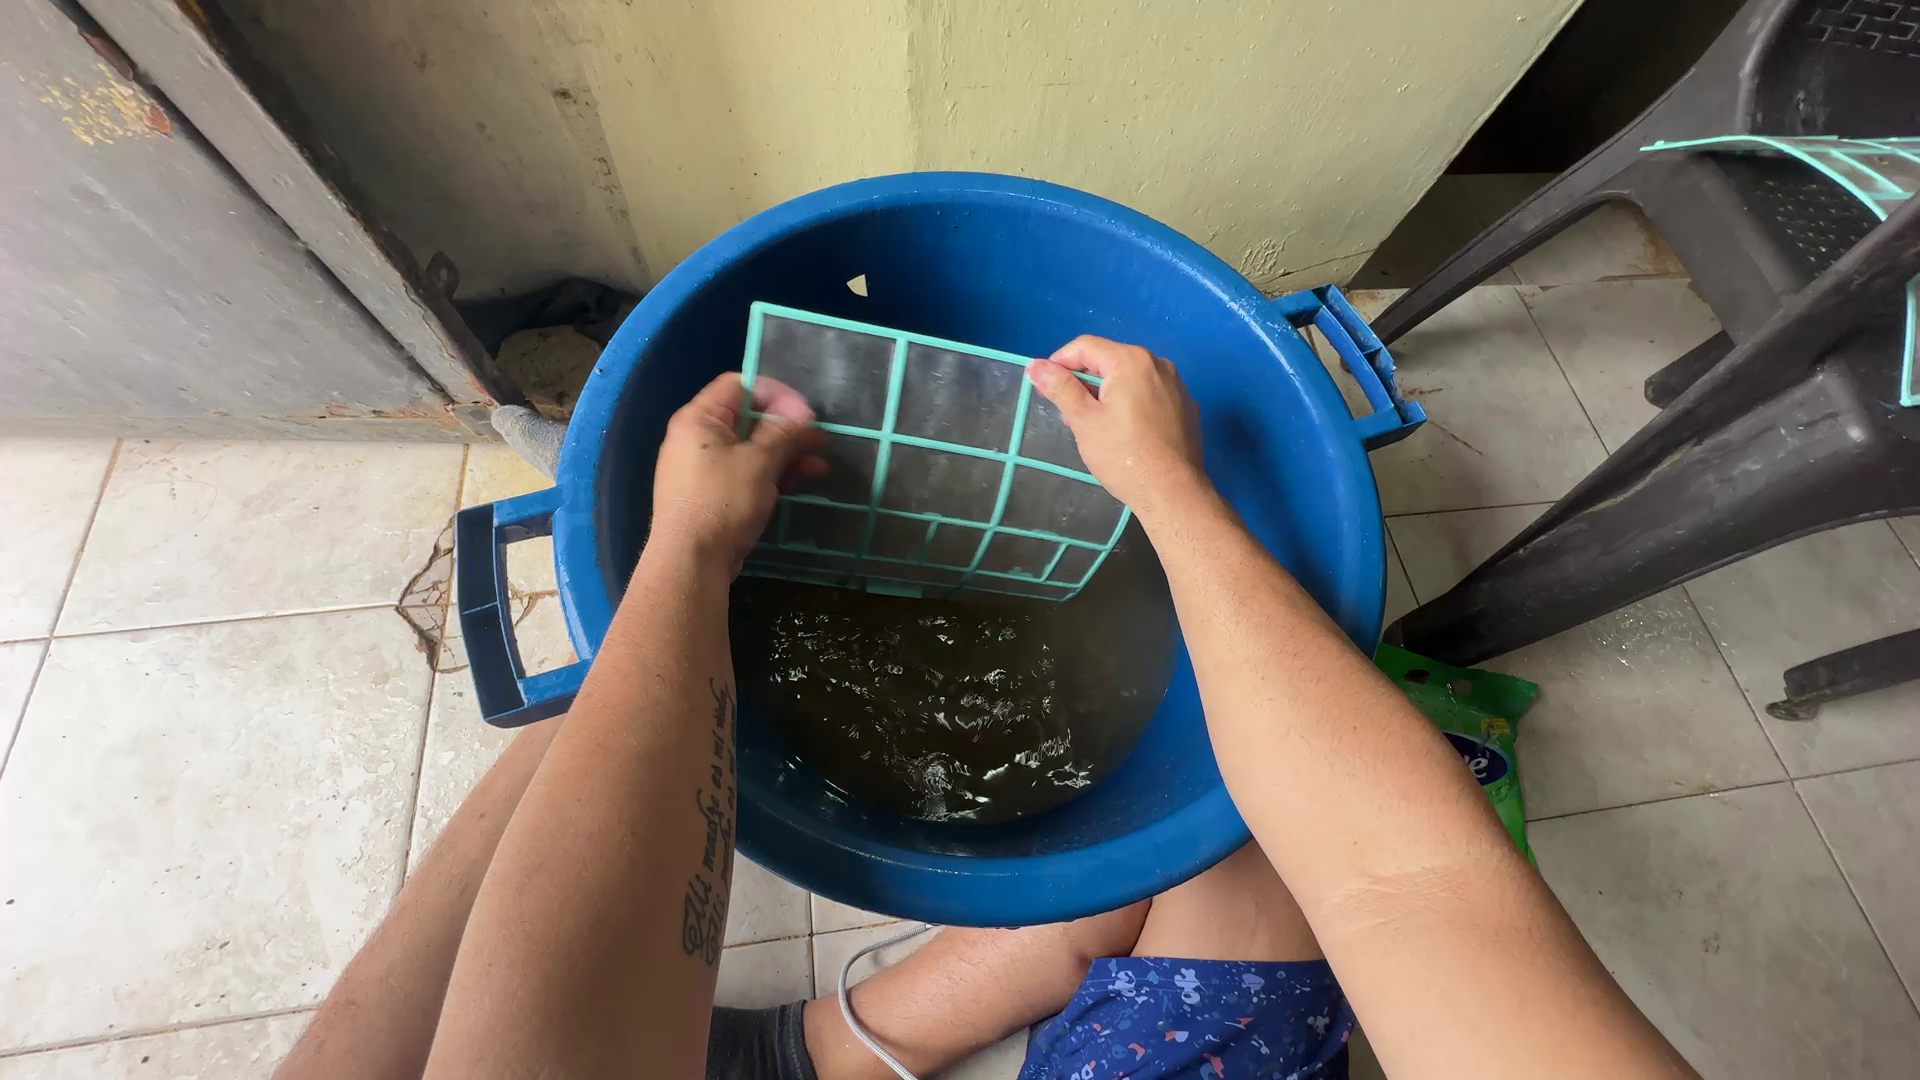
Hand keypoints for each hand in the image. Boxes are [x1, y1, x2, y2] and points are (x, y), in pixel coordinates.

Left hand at [649, 372, 823, 576]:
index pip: (739, 385)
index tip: (805, 413)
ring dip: (786, 454)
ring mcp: (704, 468)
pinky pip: (746, 473)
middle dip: (787, 428)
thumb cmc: (723, 501)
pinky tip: (800, 481)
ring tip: (818, 464)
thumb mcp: (760, 462)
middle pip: (748, 419)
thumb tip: (802, 412)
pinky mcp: (713, 494)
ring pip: (751, 449)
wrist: (692, 559)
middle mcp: (697, 438)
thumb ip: (782, 432)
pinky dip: (772, 474)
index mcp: (700, 419)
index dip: (775, 393)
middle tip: (819, 438)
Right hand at [1026, 336, 1208, 518]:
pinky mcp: (1185, 406)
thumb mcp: (1084, 421)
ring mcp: (1176, 385)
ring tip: (1094, 426)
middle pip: (1109, 360)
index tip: (1046, 387)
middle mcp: (1158, 364)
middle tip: (1068, 413)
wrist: (1173, 492)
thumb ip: (1060, 388)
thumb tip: (1035, 366)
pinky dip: (1131, 404)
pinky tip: (1125, 433)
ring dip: (1106, 393)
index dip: (1059, 362)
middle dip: (1084, 381)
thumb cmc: (1124, 456)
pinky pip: (1150, 394)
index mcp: (1130, 361)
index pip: (1085, 346)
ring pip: (1130, 378)